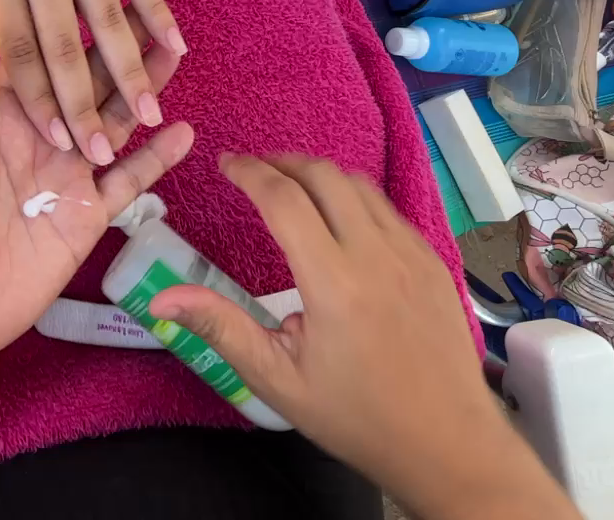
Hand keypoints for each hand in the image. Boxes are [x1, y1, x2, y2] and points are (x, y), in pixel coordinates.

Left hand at [0, 0, 183, 166]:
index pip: (16, 47)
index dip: (35, 98)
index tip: (53, 141)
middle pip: (67, 46)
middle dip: (84, 105)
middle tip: (102, 154)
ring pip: (112, 19)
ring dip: (131, 71)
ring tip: (149, 115)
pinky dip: (159, 10)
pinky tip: (176, 45)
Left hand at [0, 24, 194, 373]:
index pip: (35, 57)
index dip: (63, 25)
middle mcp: (37, 134)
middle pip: (85, 80)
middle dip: (117, 48)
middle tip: (154, 12)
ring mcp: (64, 175)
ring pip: (113, 121)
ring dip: (142, 90)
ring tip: (175, 55)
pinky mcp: (85, 217)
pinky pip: (127, 182)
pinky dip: (156, 159)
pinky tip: (182, 132)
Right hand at [148, 154, 578, 519]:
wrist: (453, 451)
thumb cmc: (357, 416)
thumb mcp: (277, 379)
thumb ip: (220, 326)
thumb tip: (160, 298)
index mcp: (334, 282)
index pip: (284, 199)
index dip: (249, 171)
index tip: (225, 163)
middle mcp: (376, 255)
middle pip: (323, 175)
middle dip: (281, 161)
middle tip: (252, 170)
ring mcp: (412, 254)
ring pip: (358, 184)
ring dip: (317, 174)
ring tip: (289, 185)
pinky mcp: (433, 262)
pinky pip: (387, 207)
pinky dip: (352, 196)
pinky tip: (337, 219)